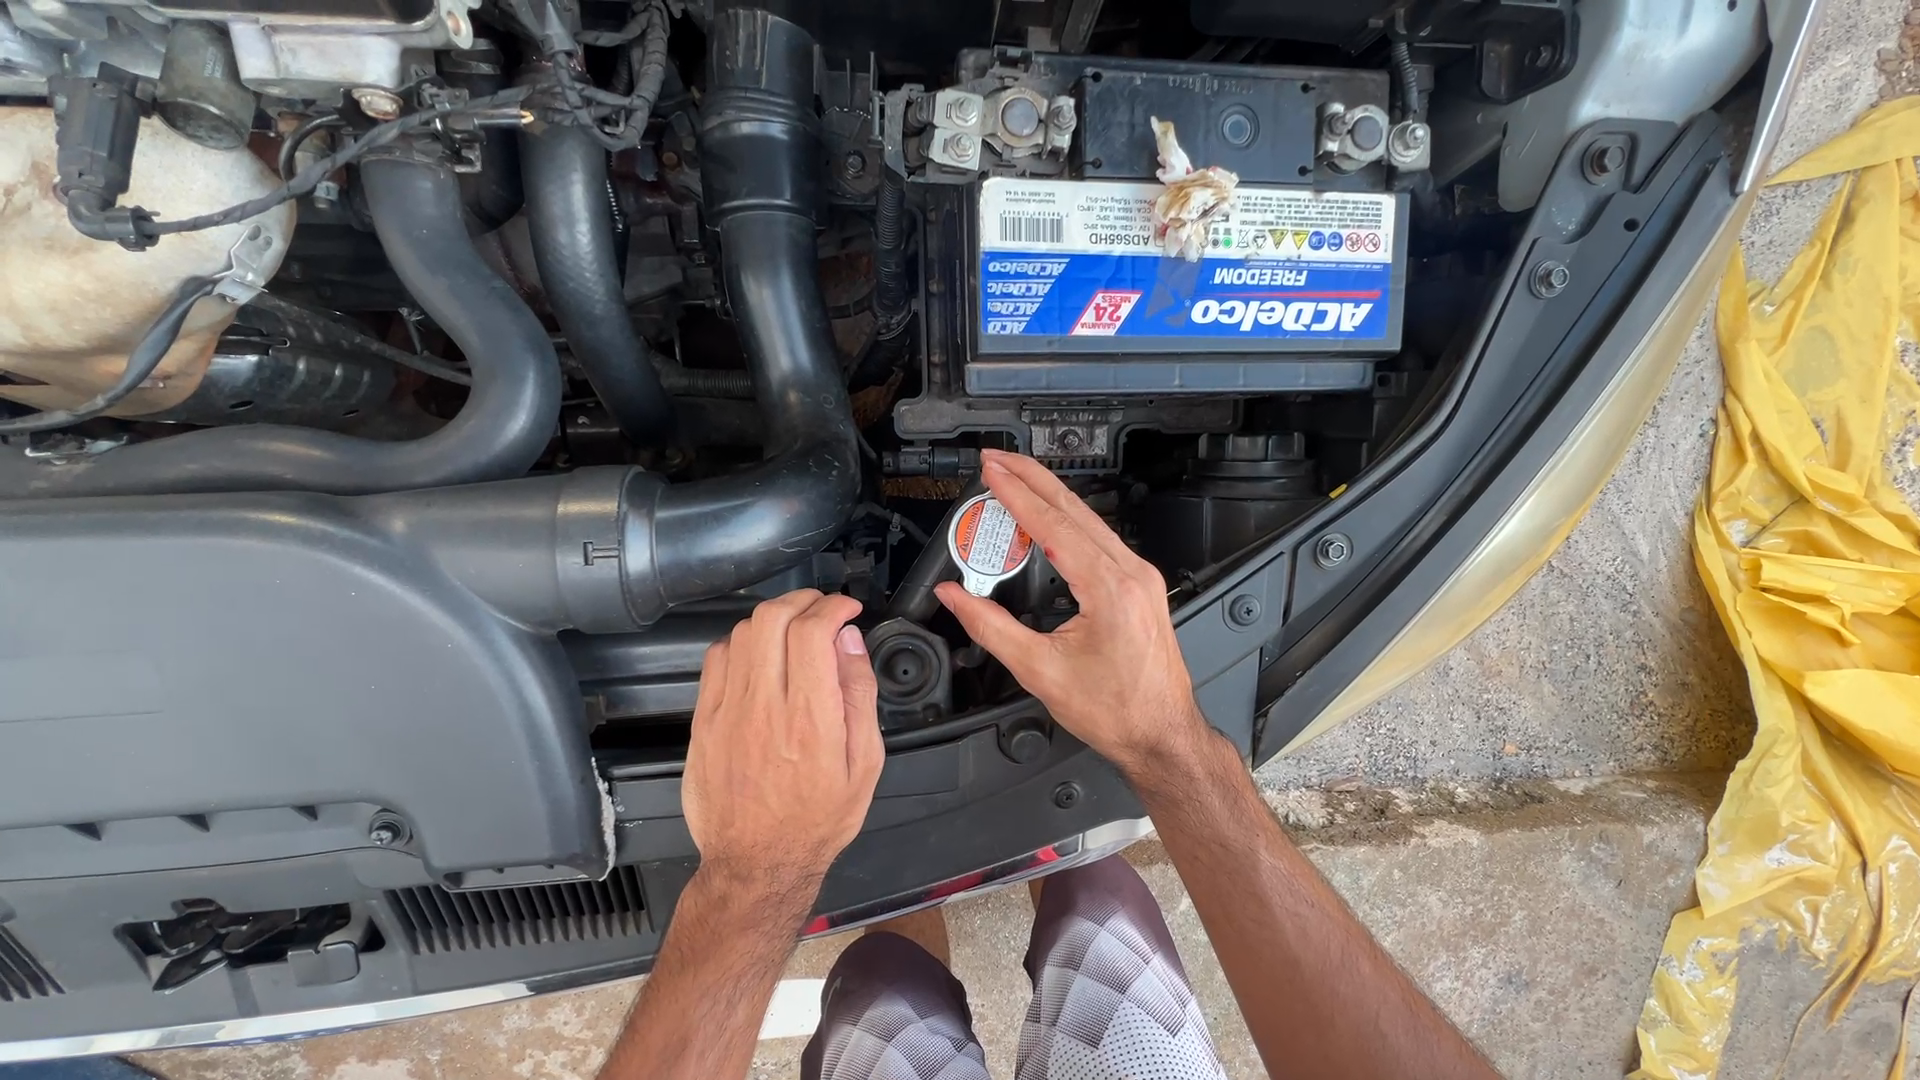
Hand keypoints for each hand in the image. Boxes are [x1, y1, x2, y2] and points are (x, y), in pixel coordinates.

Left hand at [682, 590, 882, 891]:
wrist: (758, 863)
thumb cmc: (817, 819)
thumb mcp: (864, 764)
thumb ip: (859, 695)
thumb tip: (850, 642)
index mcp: (811, 719)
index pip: (813, 631)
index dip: (834, 606)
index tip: (847, 610)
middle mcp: (765, 708)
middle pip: (773, 618)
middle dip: (804, 600)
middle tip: (823, 611)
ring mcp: (727, 712)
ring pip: (744, 632)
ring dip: (775, 617)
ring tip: (795, 630)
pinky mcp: (704, 721)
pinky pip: (717, 658)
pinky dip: (743, 642)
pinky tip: (761, 656)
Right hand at [935, 450, 1210, 775]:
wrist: (1162, 734)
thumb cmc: (1115, 710)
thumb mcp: (1038, 670)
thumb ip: (989, 625)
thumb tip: (954, 596)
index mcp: (1109, 589)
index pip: (1053, 526)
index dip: (1016, 494)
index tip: (991, 471)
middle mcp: (1131, 574)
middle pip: (1075, 508)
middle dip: (1031, 478)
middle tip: (996, 459)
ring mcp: (1140, 576)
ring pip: (1090, 518)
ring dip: (1050, 495)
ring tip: (1015, 478)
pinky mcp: (1140, 584)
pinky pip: (1100, 537)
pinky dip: (1068, 519)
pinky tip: (1048, 516)